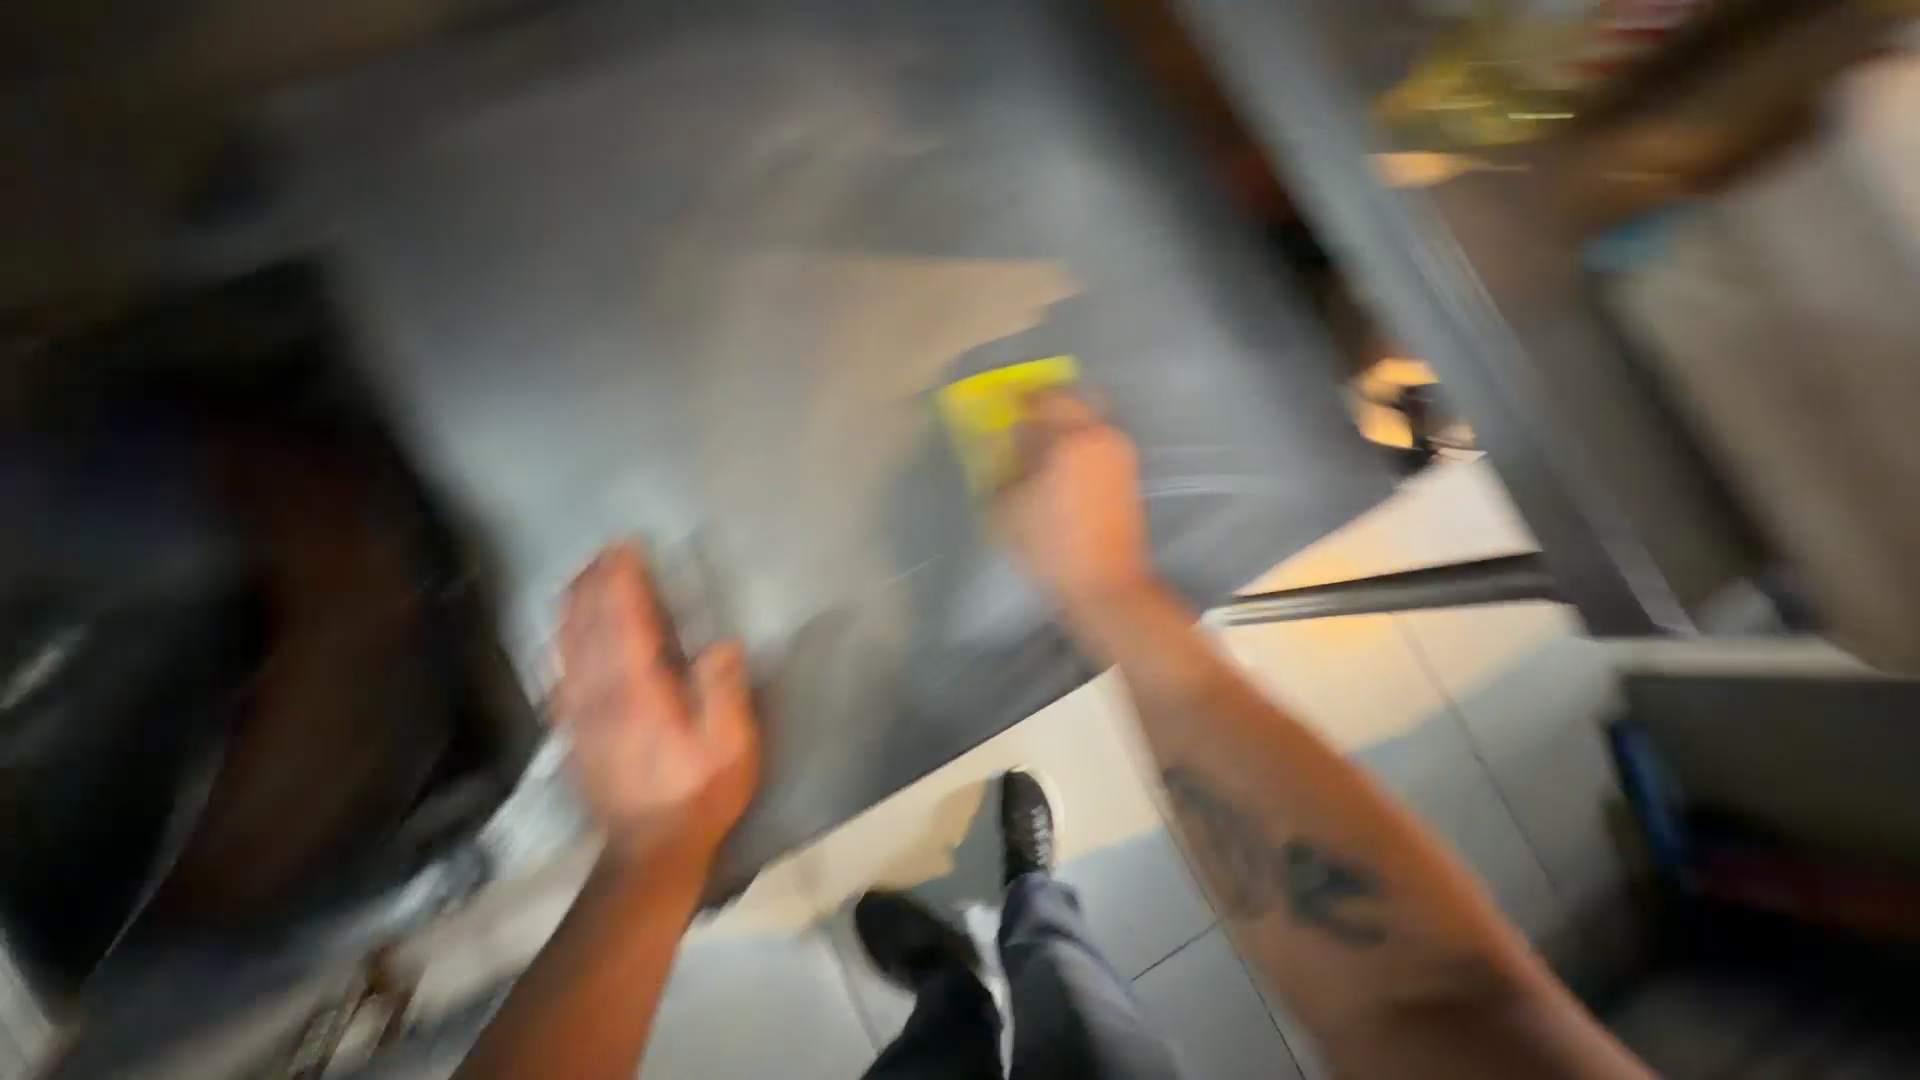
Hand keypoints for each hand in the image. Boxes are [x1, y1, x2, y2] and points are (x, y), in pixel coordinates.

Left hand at [556, 543, 759, 869]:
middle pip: (586, 625)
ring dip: (572, 606)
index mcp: (638, 692)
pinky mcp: (572, 732)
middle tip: (604, 552)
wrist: (649, 852)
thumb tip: (719, 645)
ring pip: (565, 645)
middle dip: (594, 583)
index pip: (623, 621)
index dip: (621, 580)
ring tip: (581, 578)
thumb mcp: (731, 745)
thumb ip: (723, 690)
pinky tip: (563, 635)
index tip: (625, 548)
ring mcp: (579, 714)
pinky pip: (558, 673)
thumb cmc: (698, 794)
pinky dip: (560, 642)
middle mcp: (599, 695)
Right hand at [994, 391, 1153, 609]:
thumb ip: (1004, 469)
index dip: (1019, 399)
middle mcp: (1101, 436)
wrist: (1106, 585)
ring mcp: (1120, 455)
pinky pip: (1098, 444)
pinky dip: (1079, 446)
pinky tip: (1060, 468)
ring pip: (1088, 423)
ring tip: (1040, 448)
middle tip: (1022, 422)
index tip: (1002, 405)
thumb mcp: (1007, 508)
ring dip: (1065, 427)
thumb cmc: (1051, 546)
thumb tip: (1007, 449)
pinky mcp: (1128, 476)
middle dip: (1046, 408)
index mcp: (1071, 438)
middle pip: (1072, 403)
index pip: (1043, 398)